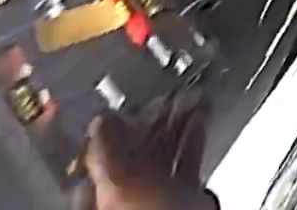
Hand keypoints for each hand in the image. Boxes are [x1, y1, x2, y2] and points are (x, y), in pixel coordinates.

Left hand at [78, 101, 216, 209]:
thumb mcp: (122, 187)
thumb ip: (109, 154)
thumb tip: (100, 122)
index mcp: (97, 204)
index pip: (96, 162)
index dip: (113, 131)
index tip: (127, 104)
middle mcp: (122, 204)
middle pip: (132, 157)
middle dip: (149, 124)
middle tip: (163, 96)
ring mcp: (155, 203)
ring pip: (161, 156)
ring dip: (175, 125)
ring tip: (188, 99)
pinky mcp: (185, 198)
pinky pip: (186, 161)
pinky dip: (193, 137)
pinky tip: (200, 118)